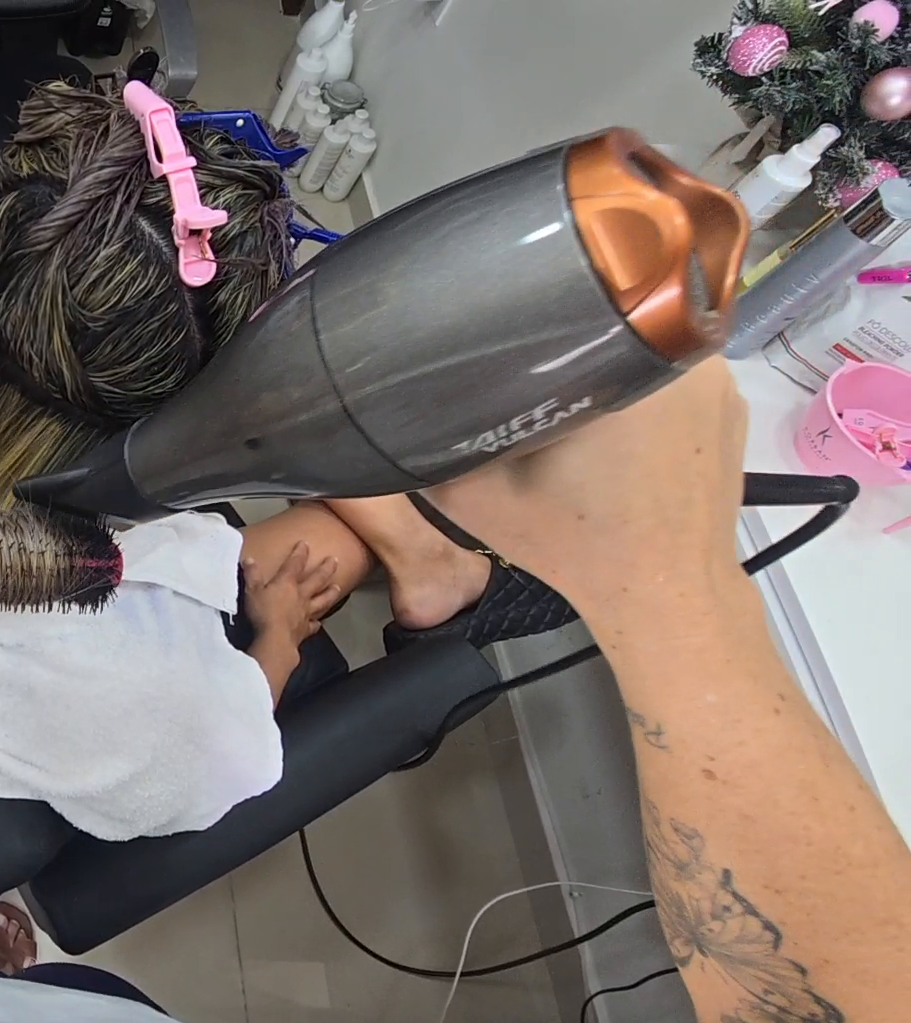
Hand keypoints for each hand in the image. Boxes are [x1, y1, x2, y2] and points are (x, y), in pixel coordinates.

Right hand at [242, 541, 338, 695]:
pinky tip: (319, 622)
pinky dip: (317, 622)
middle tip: (334, 560)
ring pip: (322, 600)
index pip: (295, 564)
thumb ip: (252, 575)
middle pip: (317, 579)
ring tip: (337, 587)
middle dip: (325, 568)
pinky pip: (314, 624)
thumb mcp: (252, 591)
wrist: (276, 640)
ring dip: (330, 593)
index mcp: (287, 584)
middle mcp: (300, 596)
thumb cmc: (263, 614)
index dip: (300, 553)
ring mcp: (305, 613)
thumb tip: (249, 560)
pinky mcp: (304, 629)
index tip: (305, 544)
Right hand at [425, 356, 748, 626]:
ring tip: (551, 403)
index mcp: (622, 370)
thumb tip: (411, 402)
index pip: (556, 315)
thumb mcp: (471, 495)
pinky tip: (600, 427)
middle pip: (597, 326)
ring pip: (632, 347)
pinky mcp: (730, 406)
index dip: (510, 328)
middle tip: (508, 384)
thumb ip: (436, 443)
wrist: (659, 590)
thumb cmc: (566, 541)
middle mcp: (685, 361)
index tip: (478, 354)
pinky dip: (629, 391)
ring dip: (591, 368)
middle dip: (551, 349)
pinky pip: (664, 376)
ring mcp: (718, 381)